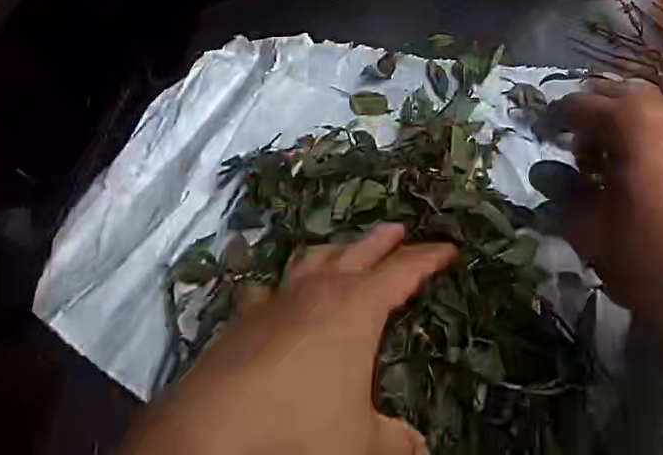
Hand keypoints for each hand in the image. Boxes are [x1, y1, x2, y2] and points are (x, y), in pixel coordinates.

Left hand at [124, 224, 456, 454]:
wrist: (213, 431)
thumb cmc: (299, 428)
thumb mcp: (358, 443)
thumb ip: (394, 443)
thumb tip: (421, 450)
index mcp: (358, 306)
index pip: (404, 271)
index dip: (429, 258)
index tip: (449, 248)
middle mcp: (322, 289)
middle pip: (362, 251)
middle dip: (385, 240)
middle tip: (402, 229)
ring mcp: (281, 298)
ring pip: (316, 258)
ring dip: (336, 250)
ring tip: (344, 249)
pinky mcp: (246, 317)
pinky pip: (267, 291)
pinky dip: (278, 289)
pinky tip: (271, 293)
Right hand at [532, 79, 662, 454]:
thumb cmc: (660, 261)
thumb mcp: (594, 235)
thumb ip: (561, 196)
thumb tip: (543, 174)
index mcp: (630, 120)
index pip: (576, 105)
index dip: (551, 122)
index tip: (538, 141)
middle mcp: (662, 107)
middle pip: (609, 93)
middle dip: (585, 117)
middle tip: (571, 153)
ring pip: (639, 105)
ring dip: (615, 123)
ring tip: (605, 165)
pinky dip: (642, 133)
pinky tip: (640, 174)